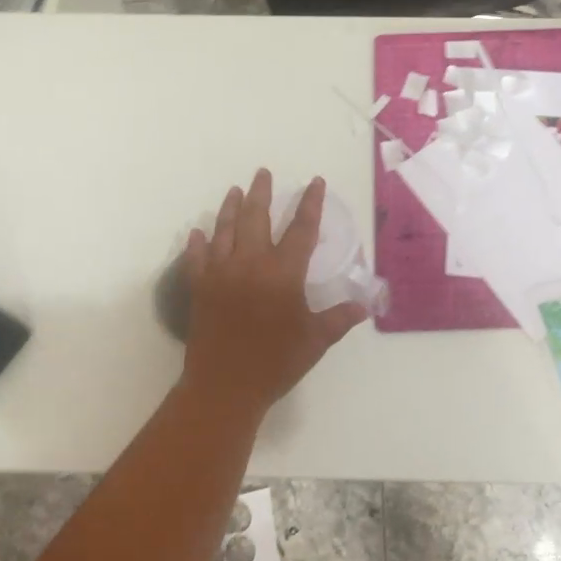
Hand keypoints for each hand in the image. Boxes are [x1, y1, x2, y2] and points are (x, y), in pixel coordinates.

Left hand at [179, 170, 367, 419]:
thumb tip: (364, 305)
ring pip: (224, 231)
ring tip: (234, 191)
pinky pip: (196, 259)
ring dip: (229, 208)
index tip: (315, 182)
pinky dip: (197, 243)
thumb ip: (339, 318)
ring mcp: (221, 274)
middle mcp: (251, 264)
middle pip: (256, 218)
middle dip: (261, 193)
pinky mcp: (199, 289)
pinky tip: (197, 233)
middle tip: (262, 173)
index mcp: (283, 272)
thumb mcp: (316, 340)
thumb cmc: (275, 362)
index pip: (301, 228)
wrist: (225, 387)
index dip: (310, 203)